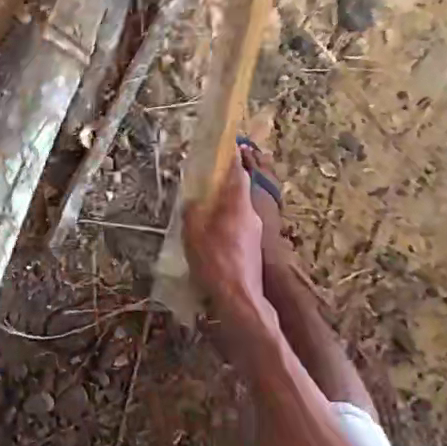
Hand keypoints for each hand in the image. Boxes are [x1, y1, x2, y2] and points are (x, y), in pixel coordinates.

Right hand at [186, 146, 275, 331]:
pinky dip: (226, 221)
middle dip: (222, 183)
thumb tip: (193, 200)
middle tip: (204, 180)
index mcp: (237, 205)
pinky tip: (211, 233)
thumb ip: (191, 211)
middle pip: (238, 191)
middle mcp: (251, 214)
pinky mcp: (253, 248)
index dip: (230, 159)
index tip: (225, 146)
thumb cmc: (214, 260)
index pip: (236, 173)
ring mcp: (255, 232)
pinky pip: (238, 225)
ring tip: (203, 208)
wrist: (240, 299)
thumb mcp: (192, 231)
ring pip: (238, 209)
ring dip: (223, 205)